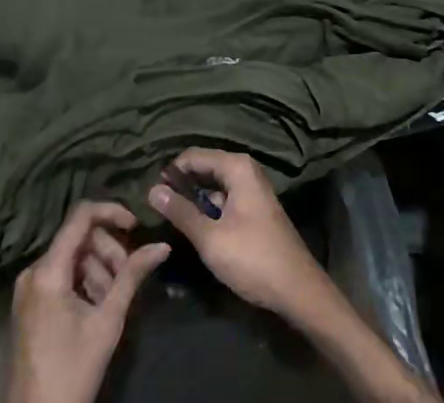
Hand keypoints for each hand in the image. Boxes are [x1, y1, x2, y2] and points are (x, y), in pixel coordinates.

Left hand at [10, 202, 169, 402]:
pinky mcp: (32, 302)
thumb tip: (163, 245)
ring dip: (100, 269)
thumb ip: (132, 275)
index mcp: (48, 271)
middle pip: (80, 238)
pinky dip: (86, 281)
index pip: (81, 216)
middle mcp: (34, 271)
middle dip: (109, 250)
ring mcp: (30, 287)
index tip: (137, 227)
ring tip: (115, 298)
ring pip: (75, 256)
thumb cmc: (73, 369)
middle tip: (129, 276)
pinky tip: (100, 305)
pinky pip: (64, 274)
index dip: (112, 212)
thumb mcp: (108, 320)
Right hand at [148, 149, 331, 318]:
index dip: (170, 172)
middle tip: (151, 207)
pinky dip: (206, 209)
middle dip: (180, 185)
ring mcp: (251, 189)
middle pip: (204, 168)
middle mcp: (246, 170)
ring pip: (212, 186)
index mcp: (238, 167)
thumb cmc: (252, 258)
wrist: (295, 287)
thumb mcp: (210, 238)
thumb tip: (152, 190)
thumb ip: (181, 212)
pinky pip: (223, 199)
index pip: (194, 156)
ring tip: (164, 218)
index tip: (147, 193)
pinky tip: (190, 227)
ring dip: (191, 199)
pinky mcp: (252, 208)